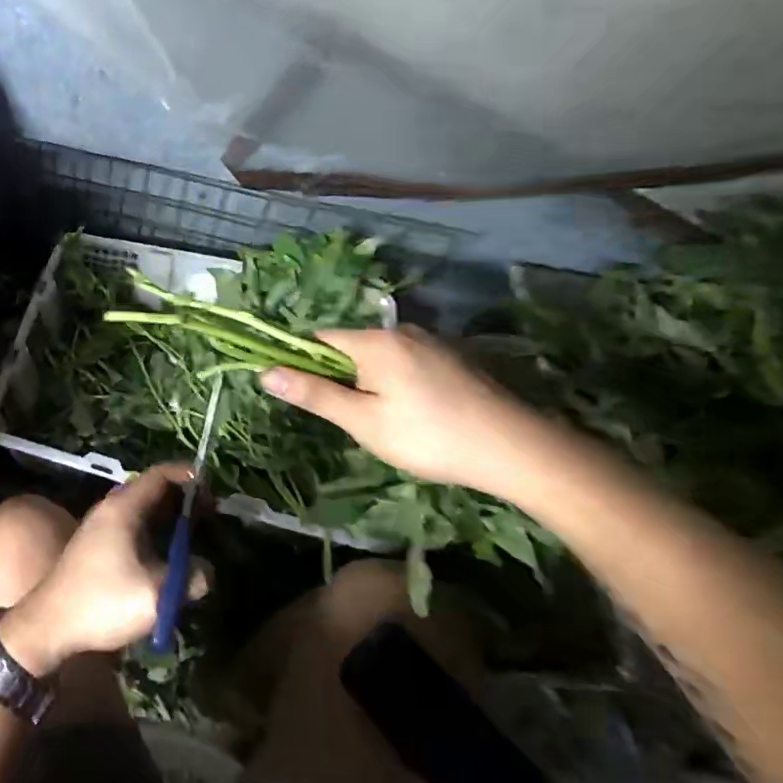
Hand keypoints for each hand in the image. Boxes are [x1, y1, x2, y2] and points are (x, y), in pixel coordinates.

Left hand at [0, 466, 210, 674]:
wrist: (50, 624)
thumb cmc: (102, 602)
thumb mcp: (154, 595)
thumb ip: (187, 578)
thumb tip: (205, 571)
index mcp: (122, 509)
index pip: (159, 476)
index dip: (187, 477)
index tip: (213, 489)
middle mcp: (110, 509)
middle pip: (152, 491)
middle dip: (183, 498)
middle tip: (212, 514)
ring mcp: (102, 527)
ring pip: (143, 511)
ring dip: (169, 518)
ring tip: (198, 534)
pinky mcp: (99, 546)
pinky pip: (134, 528)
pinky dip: (156, 532)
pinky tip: (171, 555)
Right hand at [259, 326, 575, 501]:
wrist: (518, 450)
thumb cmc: (429, 436)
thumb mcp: (363, 421)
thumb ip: (314, 395)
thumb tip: (265, 372)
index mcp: (374, 342)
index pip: (318, 338)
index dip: (300, 362)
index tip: (300, 393)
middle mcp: (400, 332)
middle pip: (348, 346)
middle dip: (337, 376)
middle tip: (347, 417)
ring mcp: (430, 344)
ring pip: (378, 357)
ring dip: (367, 381)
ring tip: (380, 421)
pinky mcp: (451, 360)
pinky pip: (404, 363)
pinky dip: (394, 382)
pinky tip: (411, 414)